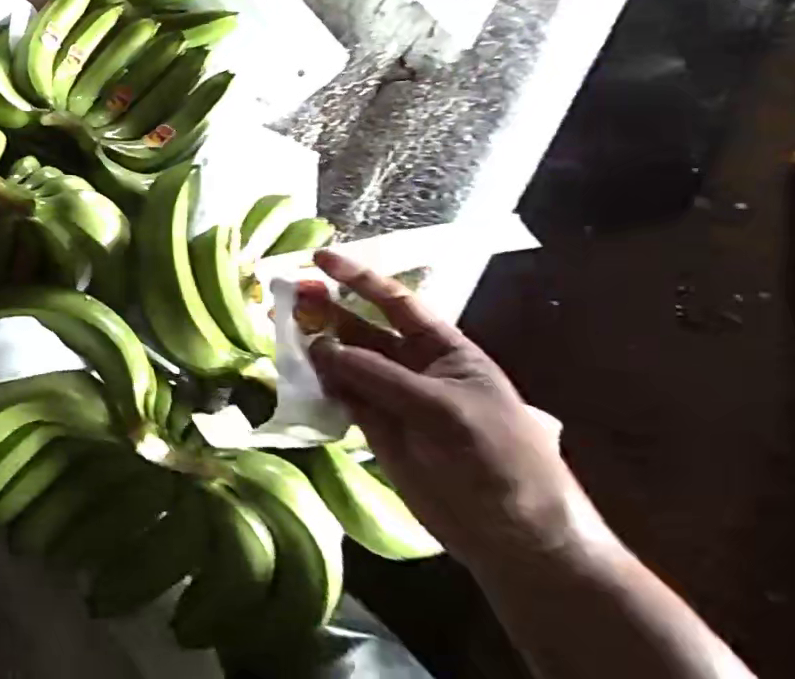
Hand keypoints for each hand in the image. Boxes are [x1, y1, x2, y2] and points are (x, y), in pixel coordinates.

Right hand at [304, 251, 605, 572]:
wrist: (513, 535)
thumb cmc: (496, 457)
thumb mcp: (443, 410)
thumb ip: (380, 377)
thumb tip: (321, 347)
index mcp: (441, 347)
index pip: (394, 301)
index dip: (357, 279)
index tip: (320, 258)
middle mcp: (412, 364)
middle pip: (362, 328)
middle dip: (326, 310)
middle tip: (286, 297)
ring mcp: (391, 397)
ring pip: (346, 362)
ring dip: (316, 347)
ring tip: (281, 332)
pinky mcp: (376, 428)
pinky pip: (341, 396)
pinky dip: (319, 385)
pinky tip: (296, 375)